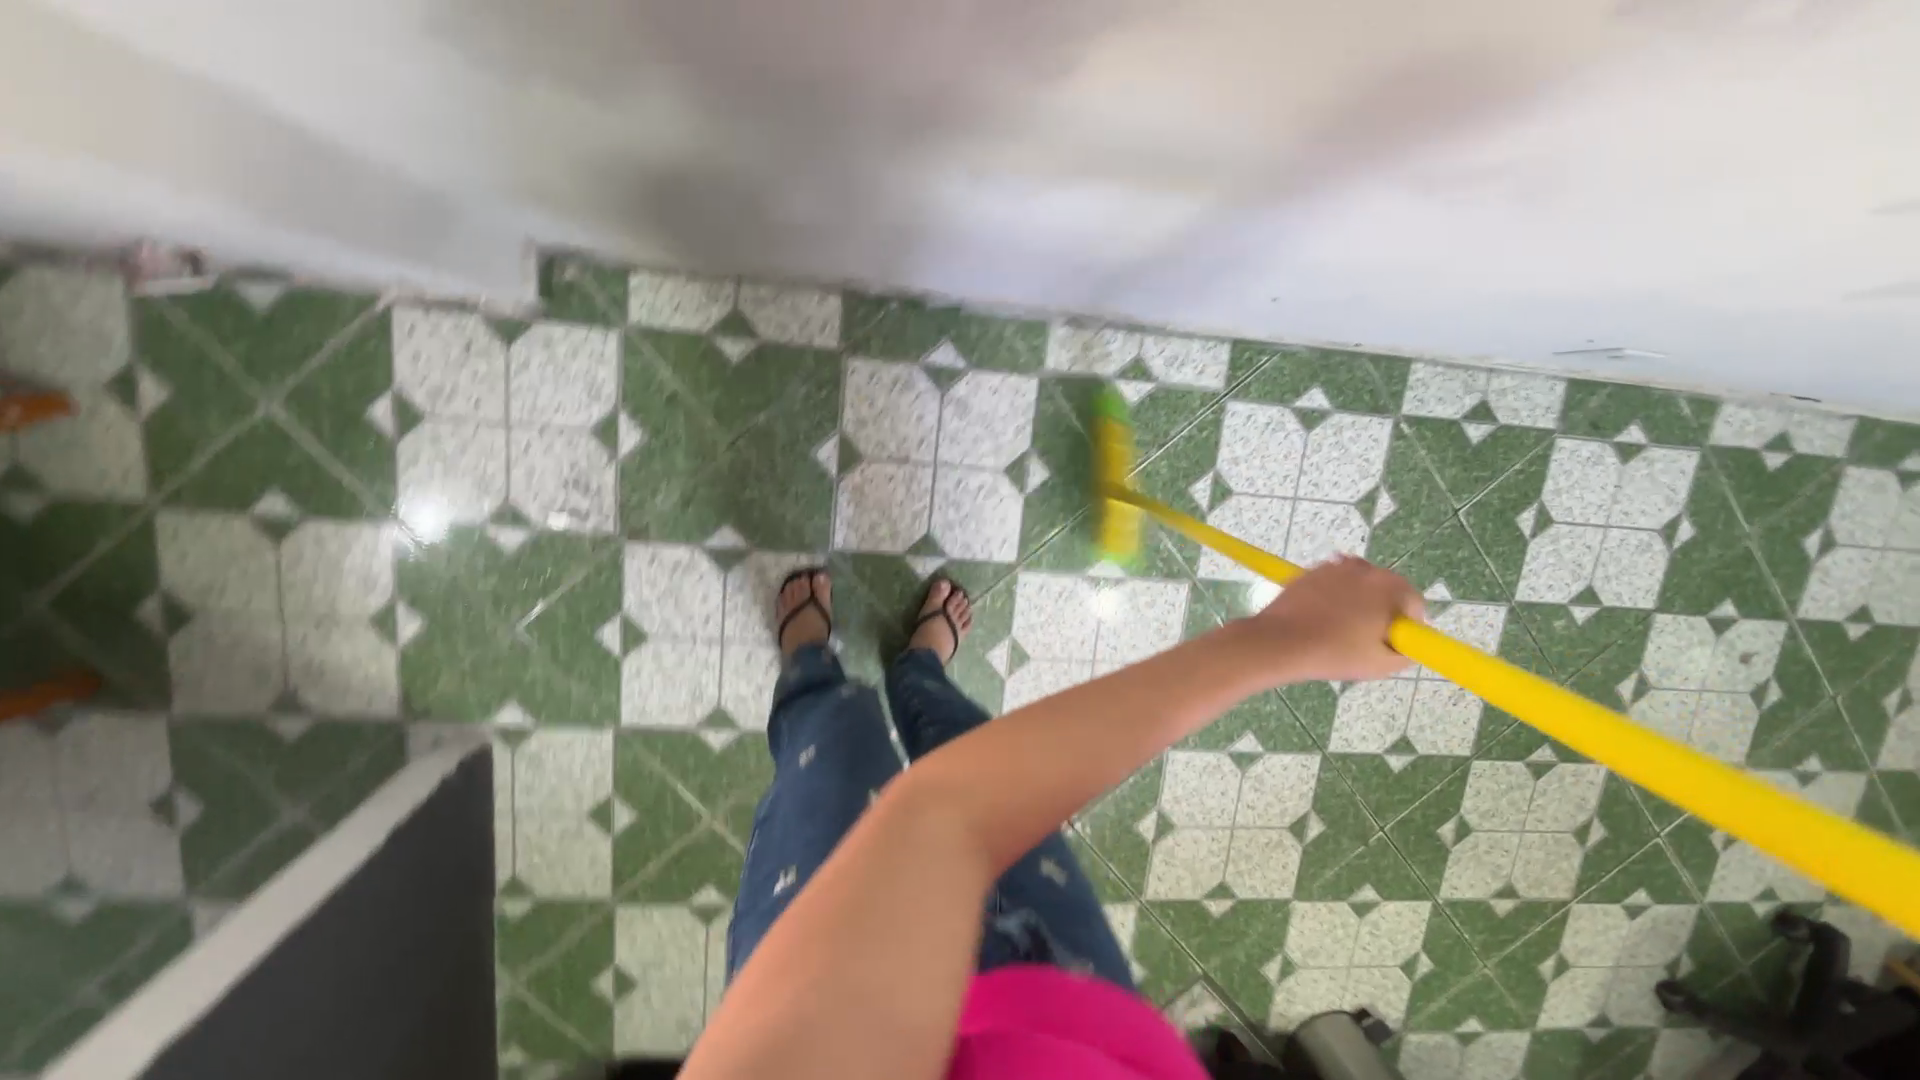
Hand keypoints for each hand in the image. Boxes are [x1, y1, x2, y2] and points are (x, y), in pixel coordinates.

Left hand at [1243, 555, 1423, 682]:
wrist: (1281, 641)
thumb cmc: (1336, 653)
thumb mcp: (1383, 664)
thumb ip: (1407, 652)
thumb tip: (1407, 645)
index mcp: (1390, 587)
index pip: (1414, 603)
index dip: (1407, 626)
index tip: (1391, 642)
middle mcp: (1365, 568)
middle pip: (1386, 590)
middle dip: (1382, 611)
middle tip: (1365, 638)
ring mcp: (1335, 566)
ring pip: (1358, 585)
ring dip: (1357, 601)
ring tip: (1339, 629)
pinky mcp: (1310, 570)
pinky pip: (1333, 583)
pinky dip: (1332, 596)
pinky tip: (1320, 618)